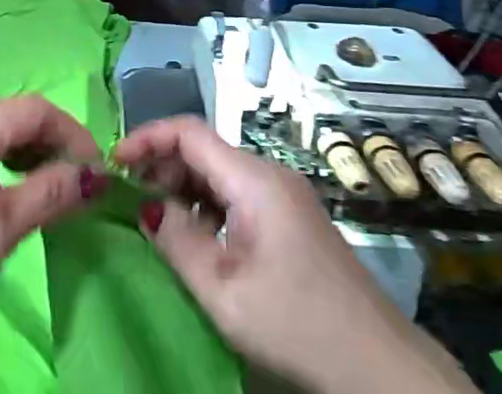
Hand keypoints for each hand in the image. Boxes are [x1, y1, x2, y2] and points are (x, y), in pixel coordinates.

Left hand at [0, 96, 106, 391]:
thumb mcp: (2, 226)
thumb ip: (52, 192)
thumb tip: (96, 175)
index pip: (34, 108)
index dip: (74, 135)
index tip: (101, 174)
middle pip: (14, 114)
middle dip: (54, 144)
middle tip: (81, 187)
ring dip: (31, 152)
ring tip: (53, 190)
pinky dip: (5, 158)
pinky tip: (16, 187)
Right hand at [114, 116, 475, 393]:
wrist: (387, 376)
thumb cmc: (298, 326)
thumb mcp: (221, 288)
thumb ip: (175, 238)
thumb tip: (147, 207)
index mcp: (254, 180)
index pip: (187, 131)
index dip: (145, 138)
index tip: (113, 164)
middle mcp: (270, 175)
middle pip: (201, 148)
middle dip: (159, 165)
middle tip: (131, 198)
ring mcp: (284, 197)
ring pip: (216, 170)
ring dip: (180, 187)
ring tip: (157, 220)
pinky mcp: (291, 219)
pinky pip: (235, 193)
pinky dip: (203, 204)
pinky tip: (194, 236)